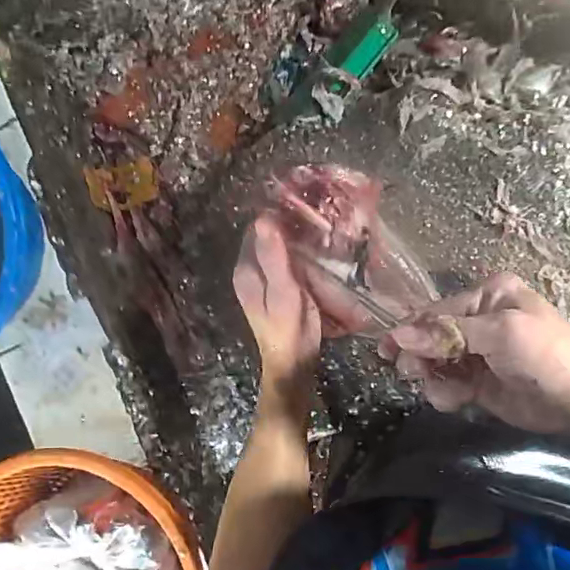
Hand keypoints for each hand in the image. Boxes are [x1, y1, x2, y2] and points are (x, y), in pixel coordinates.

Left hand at [234, 212, 321, 390]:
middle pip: (267, 238)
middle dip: (289, 225)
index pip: (256, 229)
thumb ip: (274, 257)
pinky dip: (301, 254)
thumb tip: (264, 218)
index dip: (276, 215)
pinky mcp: (279, 290)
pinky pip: (288, 263)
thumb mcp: (283, 292)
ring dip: (297, 239)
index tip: (303, 205)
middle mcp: (251, 273)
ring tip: (322, 227)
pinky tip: (319, 250)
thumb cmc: (289, 329)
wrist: (294, 365)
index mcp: (246, 271)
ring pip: (279, 250)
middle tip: (318, 214)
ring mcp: (265, 282)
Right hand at [382, 273, 569, 433]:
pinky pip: (447, 385)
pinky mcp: (478, 383)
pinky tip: (460, 400)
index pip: (437, 311)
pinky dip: (446, 393)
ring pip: (434, 363)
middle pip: (430, 337)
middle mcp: (479, 320)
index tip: (388, 351)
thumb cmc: (546, 355)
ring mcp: (478, 353)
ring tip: (450, 392)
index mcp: (488, 297)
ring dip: (434, 379)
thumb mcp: (500, 333)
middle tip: (416, 374)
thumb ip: (448, 333)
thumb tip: (399, 334)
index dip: (411, 331)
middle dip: (421, 357)